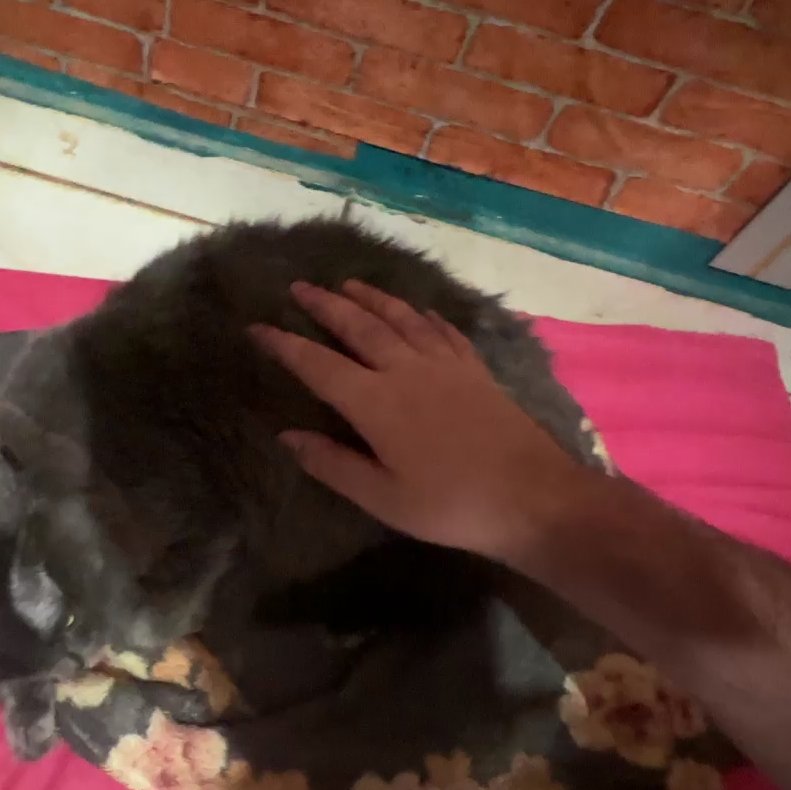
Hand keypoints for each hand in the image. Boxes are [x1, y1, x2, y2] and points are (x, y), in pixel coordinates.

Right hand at [250, 280, 582, 564]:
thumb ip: (332, 464)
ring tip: (349, 284)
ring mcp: (445, 366)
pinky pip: (442, 331)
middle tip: (300, 287)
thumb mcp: (381, 497)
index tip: (257, 327)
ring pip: (401, 319)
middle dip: (326, 305)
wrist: (533, 498)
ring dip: (371, 298)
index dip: (285, 345)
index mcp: (376, 403)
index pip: (318, 365)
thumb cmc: (449, 505)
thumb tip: (287, 436)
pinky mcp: (475, 371)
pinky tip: (418, 309)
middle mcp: (406, 371)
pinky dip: (423, 315)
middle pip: (359, 327)